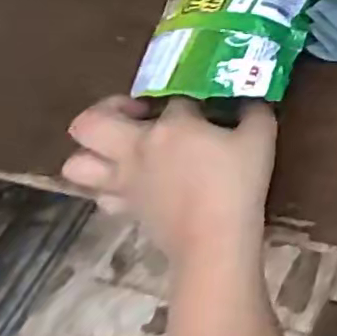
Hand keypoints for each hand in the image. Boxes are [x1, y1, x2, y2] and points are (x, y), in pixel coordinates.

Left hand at [61, 95, 276, 272]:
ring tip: (125, 146)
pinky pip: (97, 193)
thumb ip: (254, 111)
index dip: (192, 97)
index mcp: (171, 125)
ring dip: (94, 151)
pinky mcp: (122, 208)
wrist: (215, 238)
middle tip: (139, 112)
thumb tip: (249, 100)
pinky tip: (135, 180)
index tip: (209, 104)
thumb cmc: (238, 180)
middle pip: (89, 123)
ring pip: (75, 163)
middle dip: (108, 110)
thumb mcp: (261, 135)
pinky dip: (108, 184)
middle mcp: (136, 148)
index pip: (174, 98)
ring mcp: (122, 182)